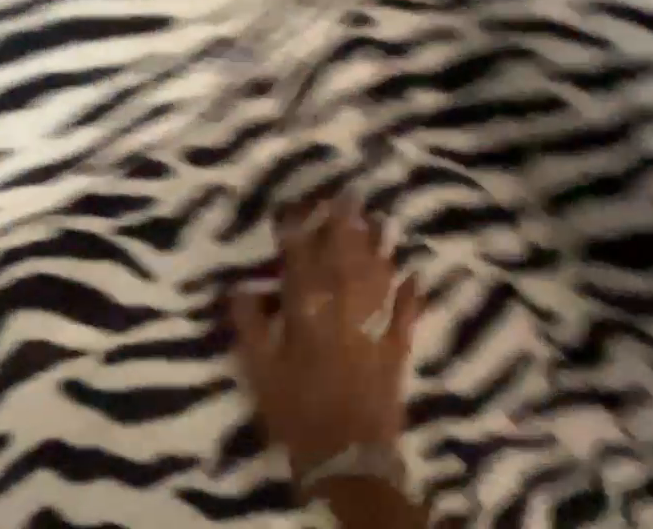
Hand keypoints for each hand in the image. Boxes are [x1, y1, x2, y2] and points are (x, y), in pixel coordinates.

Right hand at [229, 196, 419, 476]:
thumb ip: (248, 323)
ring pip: (377, 280)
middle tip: (347, 194)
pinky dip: (411, 294)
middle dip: (344, 226)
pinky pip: (407, 317)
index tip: (296, 204)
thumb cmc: (294, 409)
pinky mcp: (397, 353)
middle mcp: (343, 313)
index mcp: (306, 313)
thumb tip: (238, 285)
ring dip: (378, 248)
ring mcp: (374, 331)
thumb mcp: (256, 368)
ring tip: (378, 219)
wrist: (348, 459)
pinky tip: (414, 274)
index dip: (298, 231)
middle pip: (344, 260)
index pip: (300, 261)